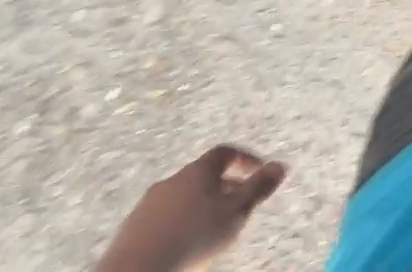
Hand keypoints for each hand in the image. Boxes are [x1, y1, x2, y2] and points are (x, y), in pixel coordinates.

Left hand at [97, 146, 286, 271]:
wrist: (136, 271)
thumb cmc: (194, 236)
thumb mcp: (237, 211)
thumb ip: (259, 187)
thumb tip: (281, 165)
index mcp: (197, 170)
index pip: (225, 152)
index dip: (244, 158)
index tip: (258, 170)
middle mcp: (171, 181)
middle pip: (202, 176)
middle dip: (223, 186)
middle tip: (238, 203)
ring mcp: (146, 205)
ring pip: (181, 197)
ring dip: (199, 206)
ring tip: (212, 226)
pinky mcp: (130, 230)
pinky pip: (162, 217)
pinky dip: (178, 222)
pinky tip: (184, 242)